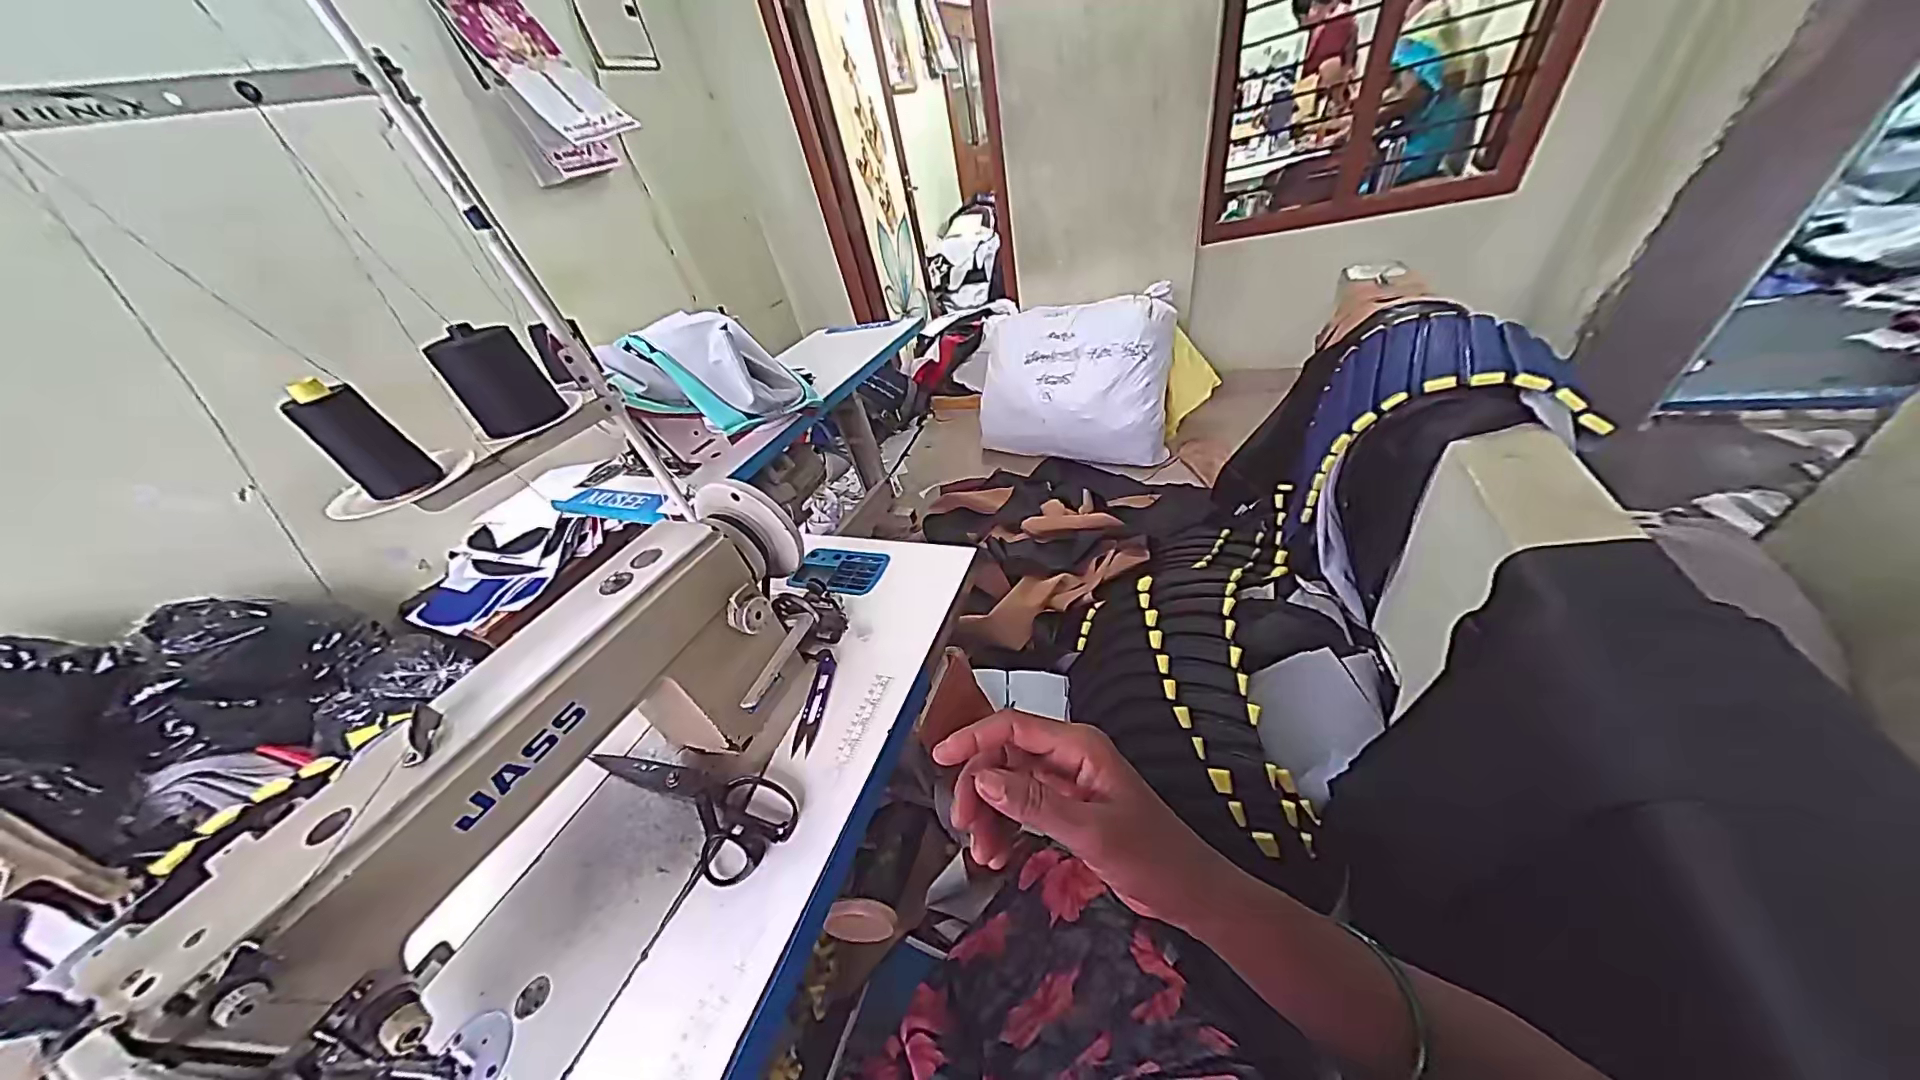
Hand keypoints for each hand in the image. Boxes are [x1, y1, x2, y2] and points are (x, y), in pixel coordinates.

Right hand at [932, 710, 1238, 926]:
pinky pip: (1018, 807)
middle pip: (1003, 756)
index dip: (973, 738)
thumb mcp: (1092, 831)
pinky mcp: (1063, 807)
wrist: (1186, 890)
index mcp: (1080, 747)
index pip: (1013, 727)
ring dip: (987, 813)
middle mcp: (1068, 758)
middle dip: (977, 787)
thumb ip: (1036, 803)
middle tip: (965, 821)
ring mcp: (1064, 782)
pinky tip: (998, 851)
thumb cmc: (1156, 855)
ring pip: (1006, 784)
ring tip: (984, 849)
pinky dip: (1002, 827)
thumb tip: (986, 779)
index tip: (942, 755)